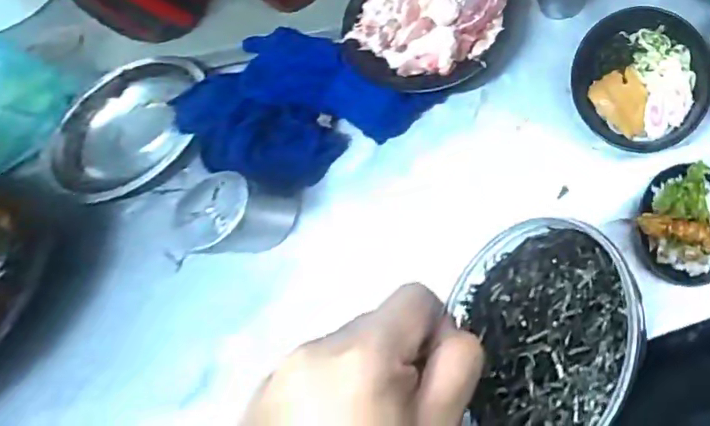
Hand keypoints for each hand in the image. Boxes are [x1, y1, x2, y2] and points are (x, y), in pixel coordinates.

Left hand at [243, 283, 482, 425]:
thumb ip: (456, 366)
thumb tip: (449, 336)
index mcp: (362, 350)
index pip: (418, 297)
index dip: (435, 338)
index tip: (426, 391)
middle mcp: (314, 348)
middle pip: (378, 327)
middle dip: (393, 365)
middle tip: (391, 424)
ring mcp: (275, 377)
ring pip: (343, 354)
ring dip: (357, 383)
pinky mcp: (252, 404)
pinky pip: (309, 379)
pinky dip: (323, 402)